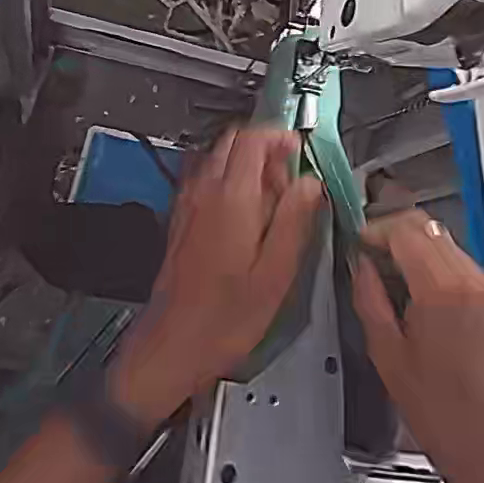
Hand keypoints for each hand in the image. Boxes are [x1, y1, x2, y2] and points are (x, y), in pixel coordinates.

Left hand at [109, 127, 324, 426]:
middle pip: (233, 141)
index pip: (252, 139)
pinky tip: (247, 217)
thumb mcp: (276, 272)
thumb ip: (296, 218)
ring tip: (272, 200)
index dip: (280, 137)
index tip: (300, 152)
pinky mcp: (182, 219)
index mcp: (232, 198)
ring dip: (248, 165)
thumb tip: (311, 183)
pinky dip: (230, 182)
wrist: (172, 345)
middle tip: (289, 180)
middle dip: (266, 149)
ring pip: (219, 158)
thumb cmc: (226, 317)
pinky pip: (207, 180)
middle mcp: (205, 191)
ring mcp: (189, 203)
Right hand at [350, 210, 483, 482]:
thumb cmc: (441, 413)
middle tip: (370, 249)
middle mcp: (474, 282)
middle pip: (428, 227)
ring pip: (447, 241)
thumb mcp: (387, 353)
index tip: (361, 238)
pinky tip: (420, 288)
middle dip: (395, 232)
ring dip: (417, 245)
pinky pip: (464, 263)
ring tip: (392, 271)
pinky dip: (438, 263)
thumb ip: (369, 297)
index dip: (376, 229)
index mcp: (443, 291)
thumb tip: (360, 265)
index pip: (406, 230)